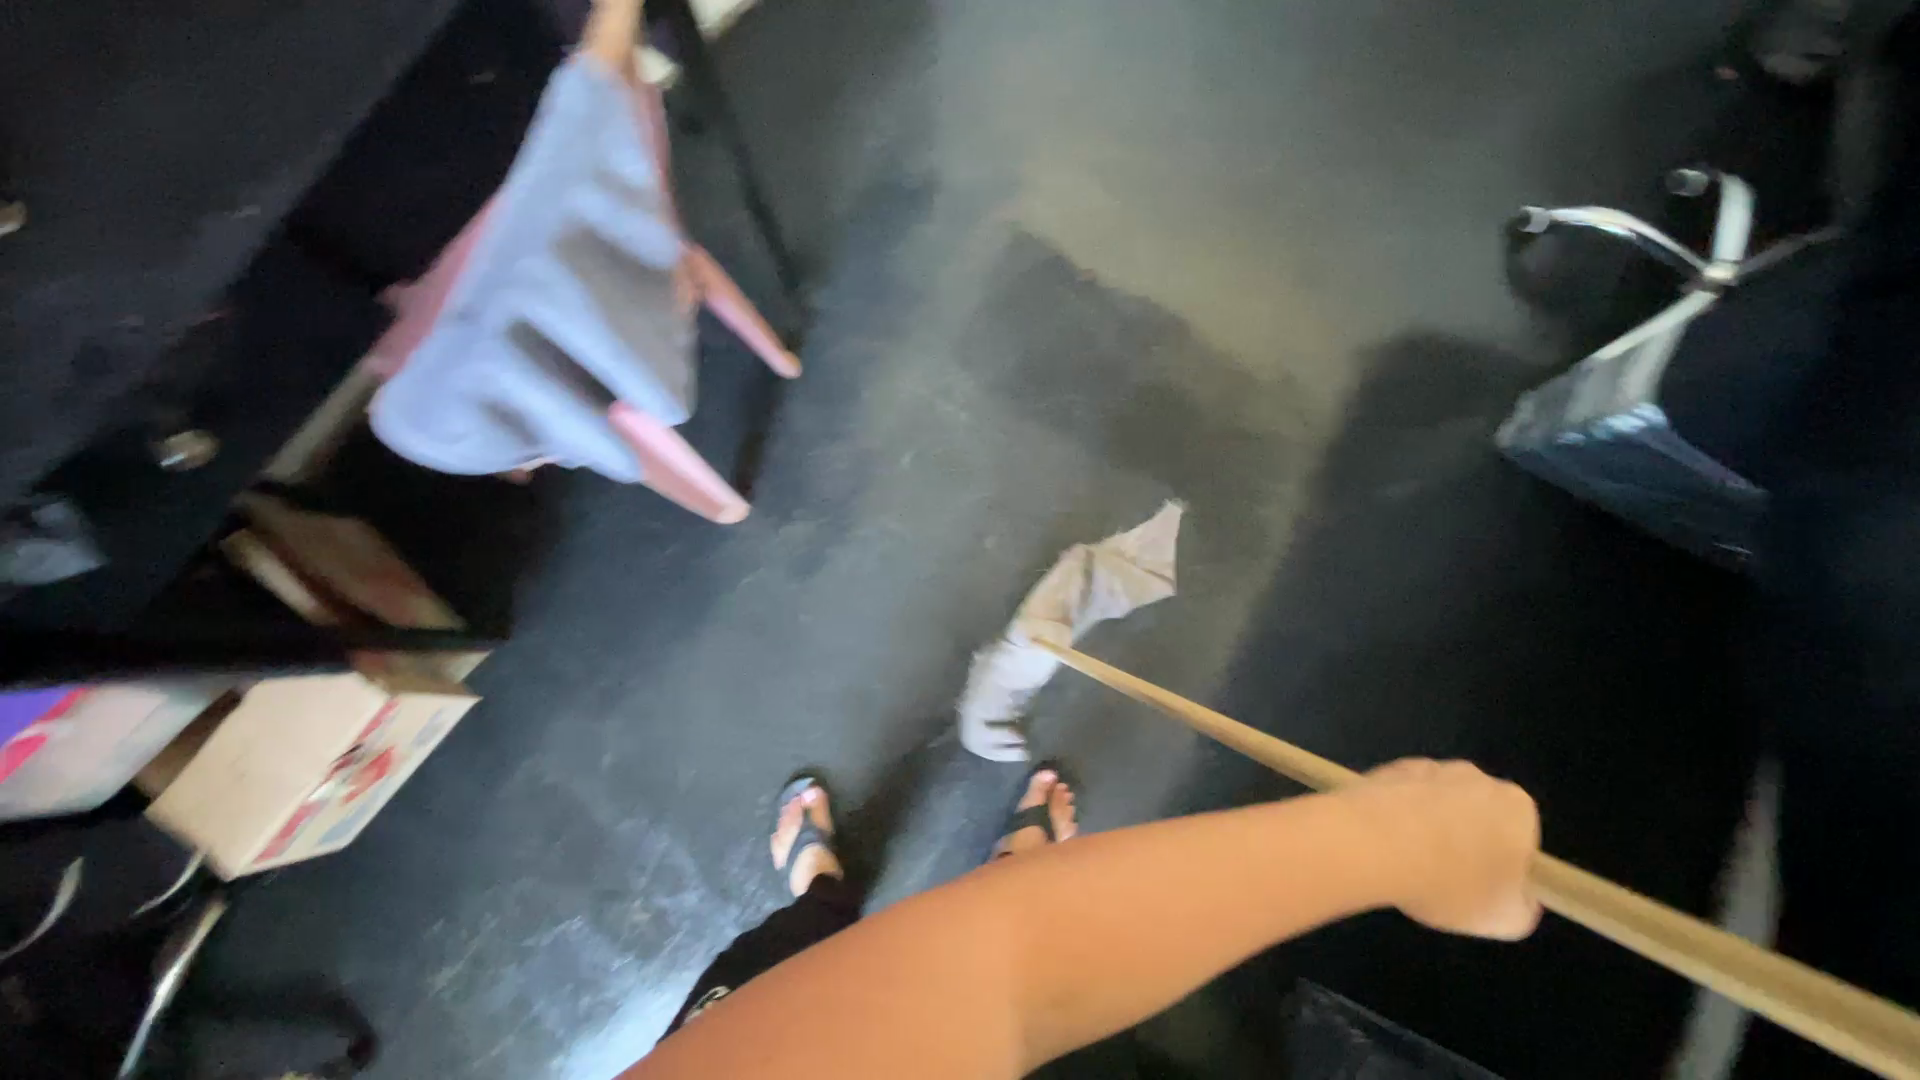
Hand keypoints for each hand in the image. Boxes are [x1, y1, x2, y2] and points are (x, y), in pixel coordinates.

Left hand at [1344, 758, 1541, 940]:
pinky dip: (1391, 814)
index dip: (1500, 864)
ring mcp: (1425, 768)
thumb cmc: (1451, 883)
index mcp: (1515, 807)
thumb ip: (1522, 905)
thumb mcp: (1507, 919)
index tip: (1480, 885)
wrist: (1372, 844)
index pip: (1519, 836)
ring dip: (1423, 825)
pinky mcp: (1383, 769)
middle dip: (1462, 839)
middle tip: (1442, 875)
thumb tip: (1517, 895)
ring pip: (1432, 802)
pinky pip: (1397, 796)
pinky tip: (1381, 841)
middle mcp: (1473, 776)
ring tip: (1405, 861)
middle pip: (1474, 813)